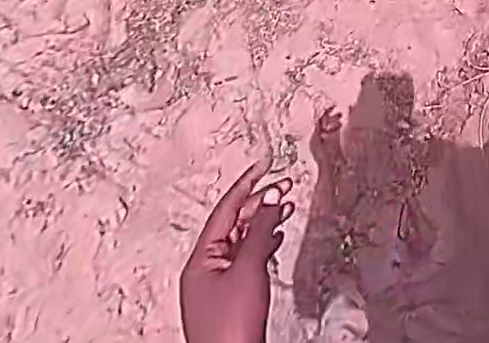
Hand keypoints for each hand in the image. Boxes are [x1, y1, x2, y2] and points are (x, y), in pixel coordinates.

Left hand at [180, 161, 295, 342]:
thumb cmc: (231, 324)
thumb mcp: (248, 266)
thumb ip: (261, 228)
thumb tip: (271, 195)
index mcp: (201, 259)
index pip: (226, 208)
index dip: (247, 182)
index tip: (264, 163)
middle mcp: (206, 267)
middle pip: (235, 222)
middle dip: (261, 201)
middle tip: (284, 183)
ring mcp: (219, 281)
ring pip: (244, 237)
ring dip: (266, 219)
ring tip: (287, 204)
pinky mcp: (234, 292)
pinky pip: (249, 254)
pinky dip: (265, 239)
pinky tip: (277, 235)